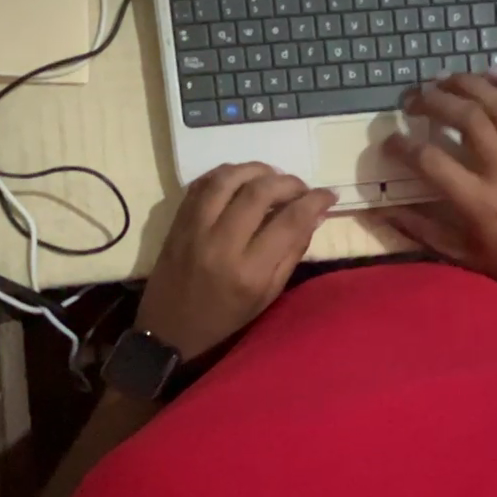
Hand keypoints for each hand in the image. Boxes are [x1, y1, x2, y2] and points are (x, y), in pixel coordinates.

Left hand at [136, 163, 336, 360]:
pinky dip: (227, 174)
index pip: (289, 222)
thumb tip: (315, 215)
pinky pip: (203, 183)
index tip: (328, 194)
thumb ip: (292, 253)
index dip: (314, 201)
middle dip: (288, 182)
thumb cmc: (225, 318)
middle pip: (260, 192)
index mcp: (249, 272)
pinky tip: (242, 179)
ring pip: (228, 179)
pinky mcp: (177, 220)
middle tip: (300, 188)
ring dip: (256, 169)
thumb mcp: (268, 296)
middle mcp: (222, 244)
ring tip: (272, 177)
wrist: (168, 327)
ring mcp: (195, 228)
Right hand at [384, 74, 496, 343]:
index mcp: (478, 203)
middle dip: (434, 101)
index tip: (388, 142)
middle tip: (412, 100)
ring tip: (444, 79)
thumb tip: (381, 212)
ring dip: (469, 84)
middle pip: (467, 118)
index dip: (402, 147)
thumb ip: (421, 230)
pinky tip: (494, 74)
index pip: (431, 162)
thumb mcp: (462, 256)